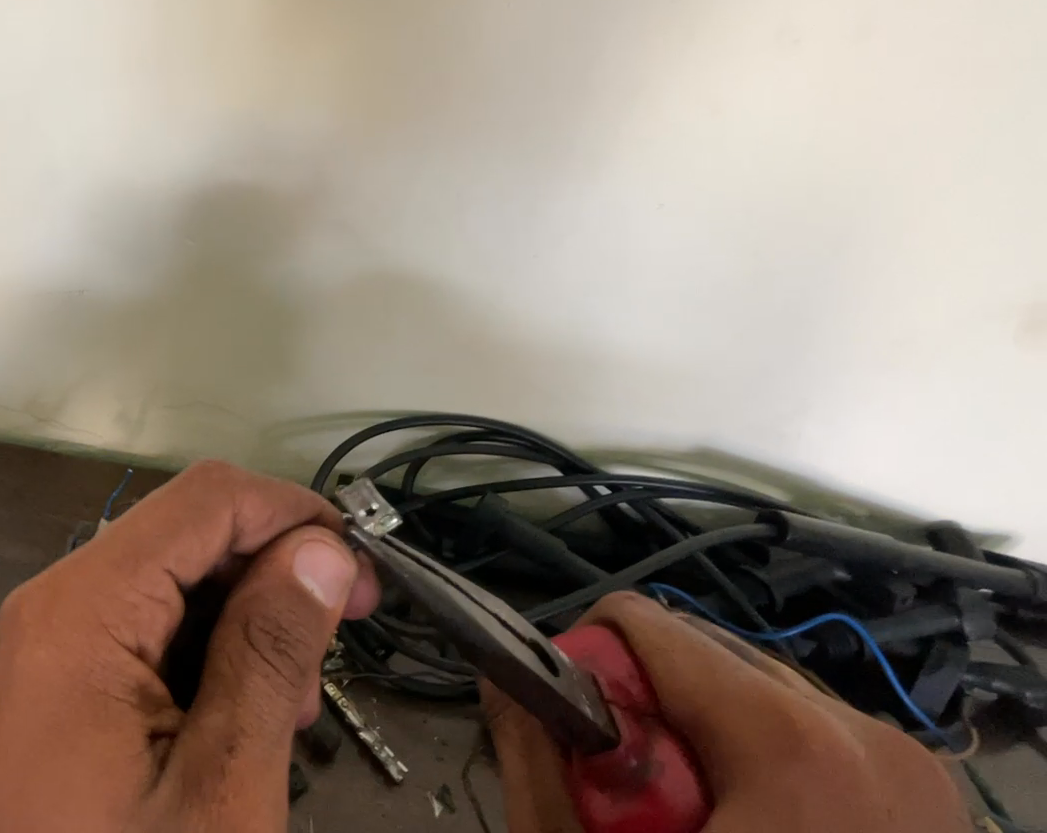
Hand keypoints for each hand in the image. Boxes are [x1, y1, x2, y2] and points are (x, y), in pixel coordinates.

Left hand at [0, 460, 379, 831]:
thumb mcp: (217, 788)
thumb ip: (268, 653)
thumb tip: (322, 552)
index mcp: (84, 606)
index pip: (204, 498)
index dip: (291, 514)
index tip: (363, 574)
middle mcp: (58, 599)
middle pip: (185, 530)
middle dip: (272, 567)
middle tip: (339, 640)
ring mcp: (53, 636)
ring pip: (172, 575)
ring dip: (245, 614)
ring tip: (294, 699)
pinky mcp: (59, 674)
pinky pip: (145, 624)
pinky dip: (206, 647)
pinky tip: (243, 709)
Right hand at [484, 591, 973, 832]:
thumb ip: (536, 760)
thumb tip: (501, 676)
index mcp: (786, 741)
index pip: (641, 623)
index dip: (586, 665)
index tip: (581, 737)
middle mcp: (863, 734)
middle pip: (698, 649)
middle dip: (647, 702)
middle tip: (634, 789)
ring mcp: (913, 769)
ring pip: (754, 682)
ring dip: (704, 727)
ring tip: (700, 816)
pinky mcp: (934, 796)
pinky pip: (812, 726)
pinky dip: (762, 755)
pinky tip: (752, 823)